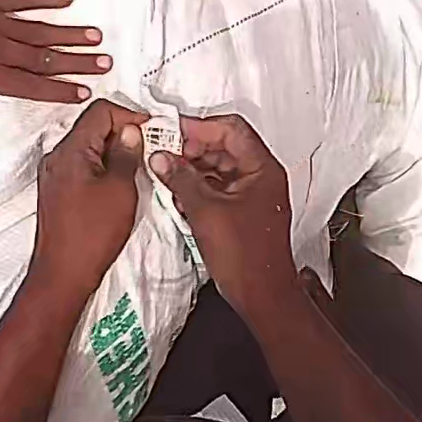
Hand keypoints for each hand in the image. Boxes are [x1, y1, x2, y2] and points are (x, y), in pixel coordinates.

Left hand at [31, 99, 146, 297]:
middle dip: (122, 132)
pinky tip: (119, 182)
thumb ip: (126, 154)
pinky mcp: (56, 191)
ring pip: (87, 147)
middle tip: (148, 147)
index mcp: (71, 151)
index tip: (151, 128)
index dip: (128, 114)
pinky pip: (81, 166)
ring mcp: (54, 174)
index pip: (99, 111)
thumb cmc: (92, 234)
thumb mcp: (120, 189)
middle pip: (91, 127)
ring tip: (137, 167)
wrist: (64, 272)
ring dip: (113, 151)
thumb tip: (130, 132)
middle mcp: (56, 157)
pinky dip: (101, 166)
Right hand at [147, 114, 297, 312]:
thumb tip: (160, 157)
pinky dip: (199, 187)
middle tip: (162, 152)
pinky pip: (219, 187)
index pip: (230, 129)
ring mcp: (253, 194)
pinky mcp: (243, 211)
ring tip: (165, 173)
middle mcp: (261, 176)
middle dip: (192, 147)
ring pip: (219, 167)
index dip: (198, 127)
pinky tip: (178, 195)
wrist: (261, 294)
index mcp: (261, 168)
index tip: (169, 131)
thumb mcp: (205, 210)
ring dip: (193, 168)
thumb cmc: (243, 255)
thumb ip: (181, 179)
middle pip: (225, 146)